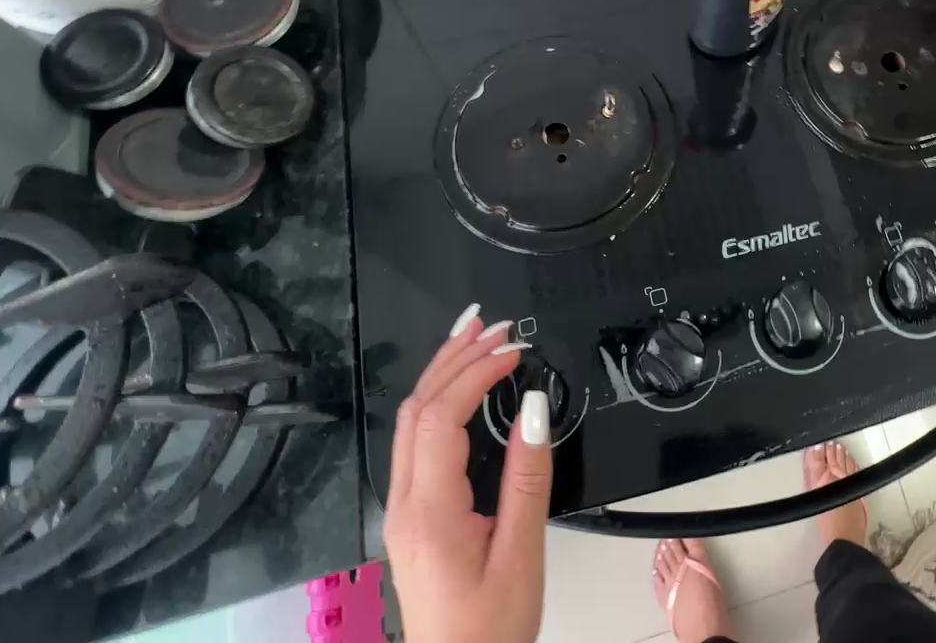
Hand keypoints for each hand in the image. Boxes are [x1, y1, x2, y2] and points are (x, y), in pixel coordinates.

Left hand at [384, 308, 552, 642]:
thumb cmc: (491, 626)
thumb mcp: (521, 553)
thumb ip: (527, 477)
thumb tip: (534, 407)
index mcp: (429, 510)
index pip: (442, 417)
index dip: (476, 372)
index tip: (515, 349)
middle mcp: (404, 502)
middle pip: (416, 408)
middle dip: (455, 356)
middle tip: (494, 323)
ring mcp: (401, 507)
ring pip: (410, 419)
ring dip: (442, 371)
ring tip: (475, 335)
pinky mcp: (410, 512)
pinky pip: (415, 438)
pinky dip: (439, 398)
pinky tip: (460, 384)